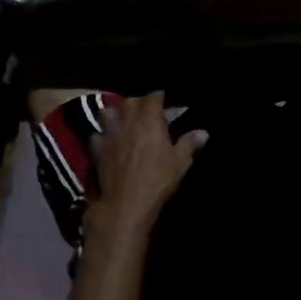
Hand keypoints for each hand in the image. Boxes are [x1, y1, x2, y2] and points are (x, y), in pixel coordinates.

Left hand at [88, 93, 206, 231]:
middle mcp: (127, 122)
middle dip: (138, 102)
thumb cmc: (157, 180)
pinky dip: (102, 135)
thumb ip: (190, 143)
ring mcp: (109, 134)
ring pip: (108, 112)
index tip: (163, 99)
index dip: (158, 97)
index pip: (152, 98)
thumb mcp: (180, 162)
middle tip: (145, 110)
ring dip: (116, 112)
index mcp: (149, 121)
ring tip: (123, 120)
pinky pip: (97, 134)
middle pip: (129, 102)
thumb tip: (204, 132)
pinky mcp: (97, 149)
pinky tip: (108, 141)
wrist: (126, 202)